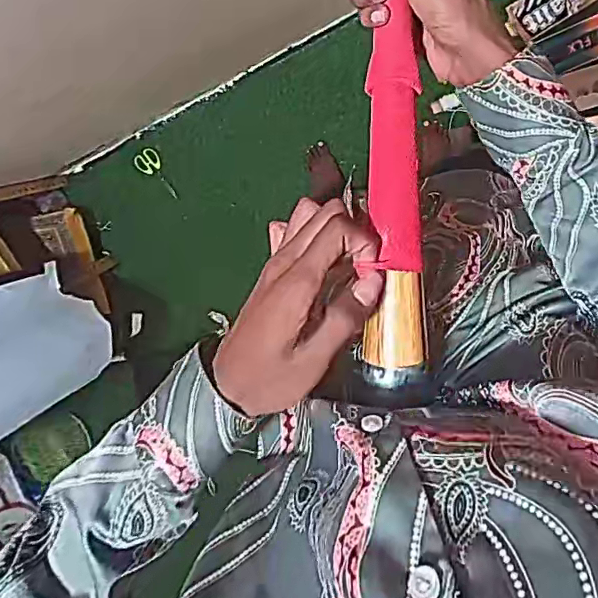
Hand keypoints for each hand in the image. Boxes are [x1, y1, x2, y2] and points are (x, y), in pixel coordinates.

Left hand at [212, 198, 384, 414]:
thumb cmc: (266, 378)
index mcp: (297, 281)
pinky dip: (316, 237)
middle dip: (356, 231)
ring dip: (336, 229)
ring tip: (349, 264)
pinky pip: (295, 233)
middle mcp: (284, 263)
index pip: (338, 227)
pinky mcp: (273, 271)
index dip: (365, 243)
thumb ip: (345, 318)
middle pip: (326, 211)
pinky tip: (326, 266)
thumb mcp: (313, 360)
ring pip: (309, 214)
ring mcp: (276, 263)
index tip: (371, 275)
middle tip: (365, 269)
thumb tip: (372, 284)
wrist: (226, 385)